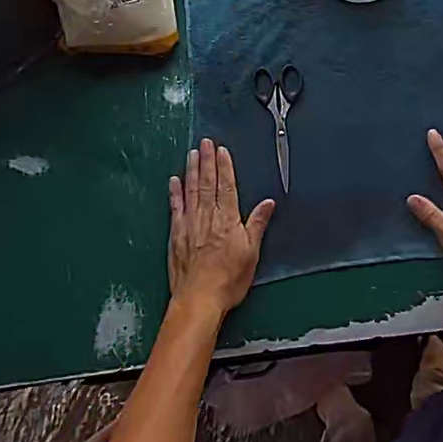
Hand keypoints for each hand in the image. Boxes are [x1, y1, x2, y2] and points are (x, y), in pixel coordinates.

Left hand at [168, 138, 274, 317]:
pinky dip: (175, 193)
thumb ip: (257, 224)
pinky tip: (174, 181)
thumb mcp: (251, 253)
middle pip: (208, 183)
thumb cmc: (229, 279)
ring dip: (192, 170)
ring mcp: (190, 225)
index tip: (222, 151)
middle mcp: (208, 217)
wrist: (199, 299)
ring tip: (193, 153)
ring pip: (191, 191)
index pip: (227, 187)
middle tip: (205, 142)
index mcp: (228, 220)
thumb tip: (268, 203)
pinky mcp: (176, 235)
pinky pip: (175, 208)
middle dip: (207, 161)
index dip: (225, 167)